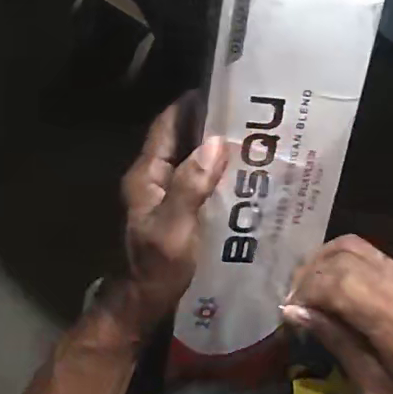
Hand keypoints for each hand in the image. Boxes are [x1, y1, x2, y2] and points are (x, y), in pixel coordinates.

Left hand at [112, 99, 225, 335]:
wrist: (145, 303)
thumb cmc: (157, 265)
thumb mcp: (175, 226)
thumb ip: (192, 184)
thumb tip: (216, 142)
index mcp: (146, 174)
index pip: (166, 125)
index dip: (189, 105)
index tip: (221, 90)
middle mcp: (152, 177)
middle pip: (179, 138)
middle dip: (207, 123)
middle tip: (245, 113)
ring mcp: (163, 193)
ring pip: (189, 158)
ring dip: (212, 147)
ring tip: (248, 137)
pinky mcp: (175, 208)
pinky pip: (195, 178)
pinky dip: (213, 170)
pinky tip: (238, 172)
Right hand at [282, 237, 392, 393]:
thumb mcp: (374, 393)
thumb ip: (336, 342)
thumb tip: (293, 310)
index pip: (342, 285)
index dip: (306, 290)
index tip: (288, 310)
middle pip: (345, 259)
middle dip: (309, 274)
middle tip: (294, 301)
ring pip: (354, 247)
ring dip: (323, 263)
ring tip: (308, 291)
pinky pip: (369, 253)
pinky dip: (341, 263)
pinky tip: (331, 286)